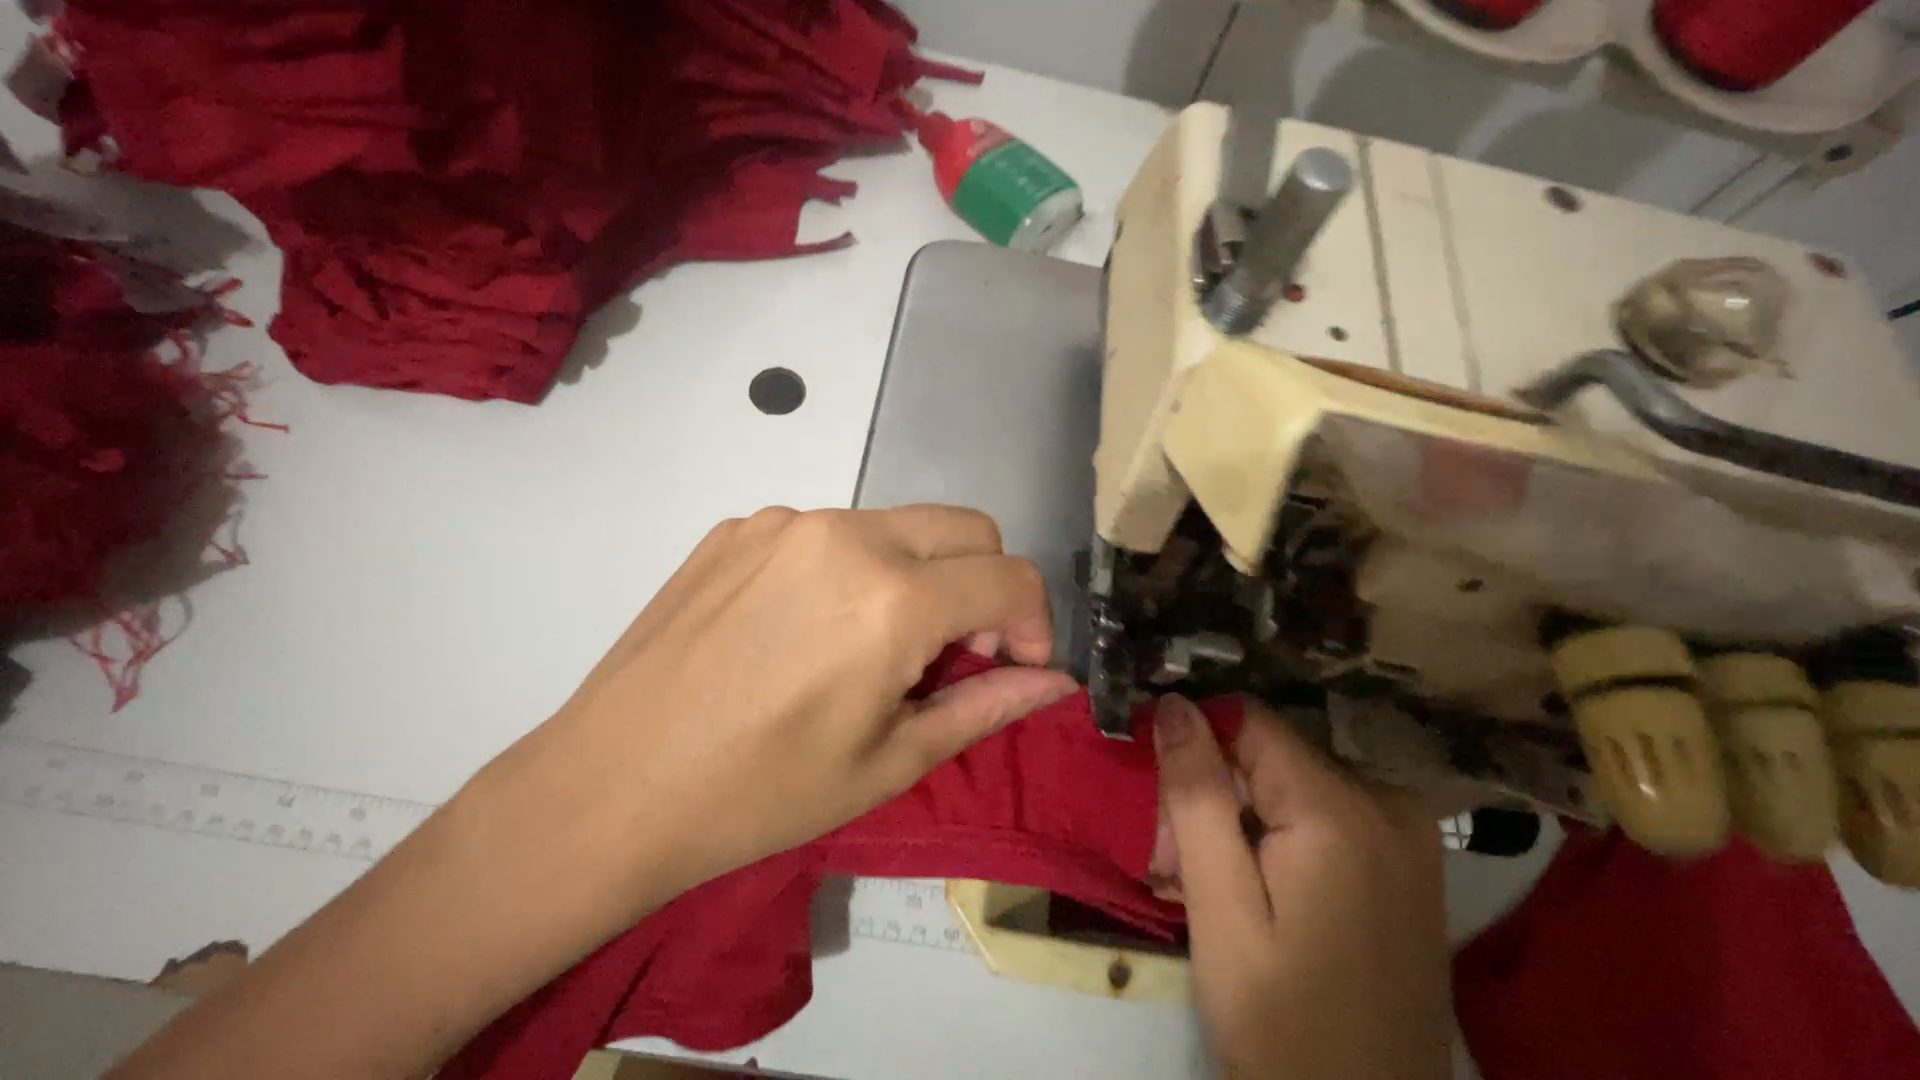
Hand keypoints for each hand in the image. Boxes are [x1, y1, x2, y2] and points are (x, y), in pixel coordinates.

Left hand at [484, 505, 1078, 913]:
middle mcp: (845, 534)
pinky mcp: (737, 527)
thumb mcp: (889, 763)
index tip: (1015, 667)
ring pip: (896, 526)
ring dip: (916, 576)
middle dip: (984, 586)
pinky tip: (803, 634)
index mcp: (892, 598)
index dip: (1033, 622)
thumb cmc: (760, 795)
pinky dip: (849, 571)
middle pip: (966, 528)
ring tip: (871, 651)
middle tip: (951, 658)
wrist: (611, 786)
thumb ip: (986, 706)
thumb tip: (1055, 679)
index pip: (1010, 575)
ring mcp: (783, 522)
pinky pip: (827, 534)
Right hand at [1153, 695, 1451, 1079]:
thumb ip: (1197, 800)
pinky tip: (1257, 889)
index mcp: (1341, 808)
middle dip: (1215, 790)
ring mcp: (1409, 834)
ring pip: (1296, 782)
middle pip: (1274, 753)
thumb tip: (1174, 704)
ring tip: (1209, 884)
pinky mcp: (1409, 864)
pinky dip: (1281, 835)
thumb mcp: (1221, 914)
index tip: (1157, 799)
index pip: (1250, 720)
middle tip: (1175, 863)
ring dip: (1243, 815)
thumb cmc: (1283, 1025)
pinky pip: (1328, 815)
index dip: (1193, 741)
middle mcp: (1389, 802)